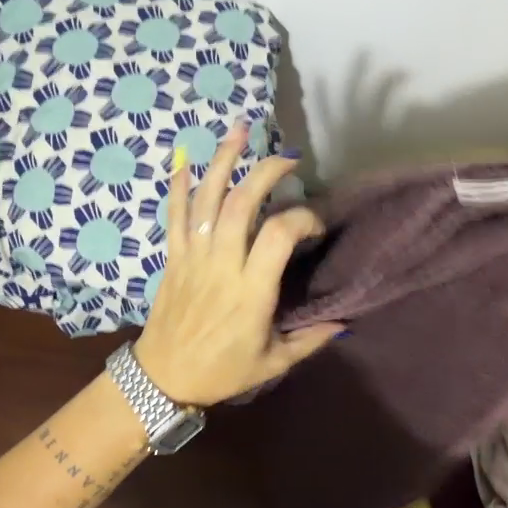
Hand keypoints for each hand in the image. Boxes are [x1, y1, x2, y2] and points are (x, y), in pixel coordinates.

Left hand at [131, 119, 344, 406]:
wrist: (163, 378)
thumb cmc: (222, 372)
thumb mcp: (272, 362)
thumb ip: (309, 339)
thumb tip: (345, 322)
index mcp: (251, 291)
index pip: (279, 235)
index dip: (302, 217)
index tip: (315, 224)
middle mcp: (221, 264)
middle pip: (242, 204)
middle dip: (266, 173)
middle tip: (288, 159)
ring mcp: (193, 256)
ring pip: (207, 199)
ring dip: (223, 161)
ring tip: (239, 129)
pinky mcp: (173, 257)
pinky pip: (174, 214)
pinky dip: (178, 184)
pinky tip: (184, 156)